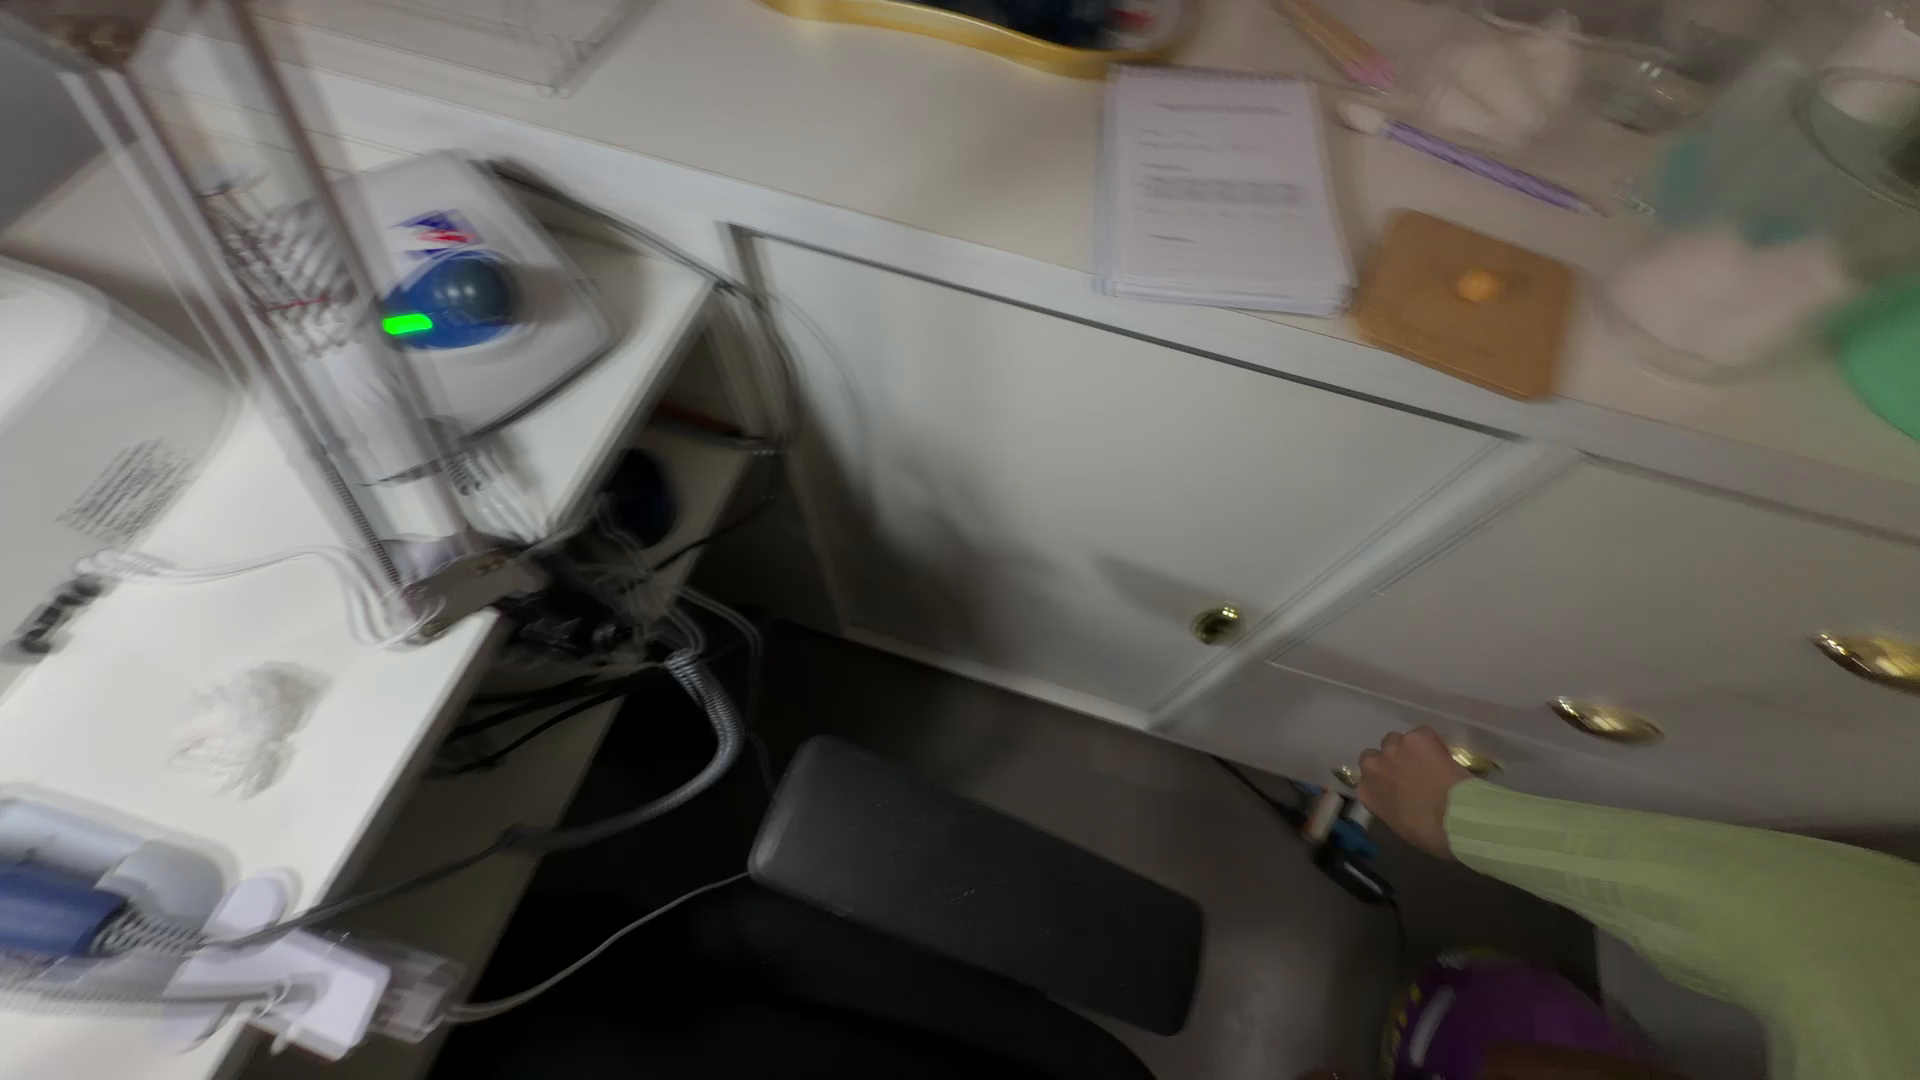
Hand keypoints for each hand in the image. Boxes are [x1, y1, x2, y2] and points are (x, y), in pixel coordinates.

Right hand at [1356, 728, 1471, 859]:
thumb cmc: (1432, 834)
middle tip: (1412, 773)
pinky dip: (1433, 743)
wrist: (1458, 819)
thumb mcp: (1402, 826)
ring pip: (1395, 741)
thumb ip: (1391, 807)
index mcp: (1366, 792)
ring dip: (1408, 749)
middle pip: (1375, 756)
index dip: (1384, 782)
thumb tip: (1401, 802)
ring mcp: (1393, 748)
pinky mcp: (1417, 738)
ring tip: (1428, 762)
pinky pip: (1422, 734)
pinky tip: (1444, 756)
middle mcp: (1372, 766)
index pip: (1367, 780)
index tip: (1398, 789)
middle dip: (1390, 761)